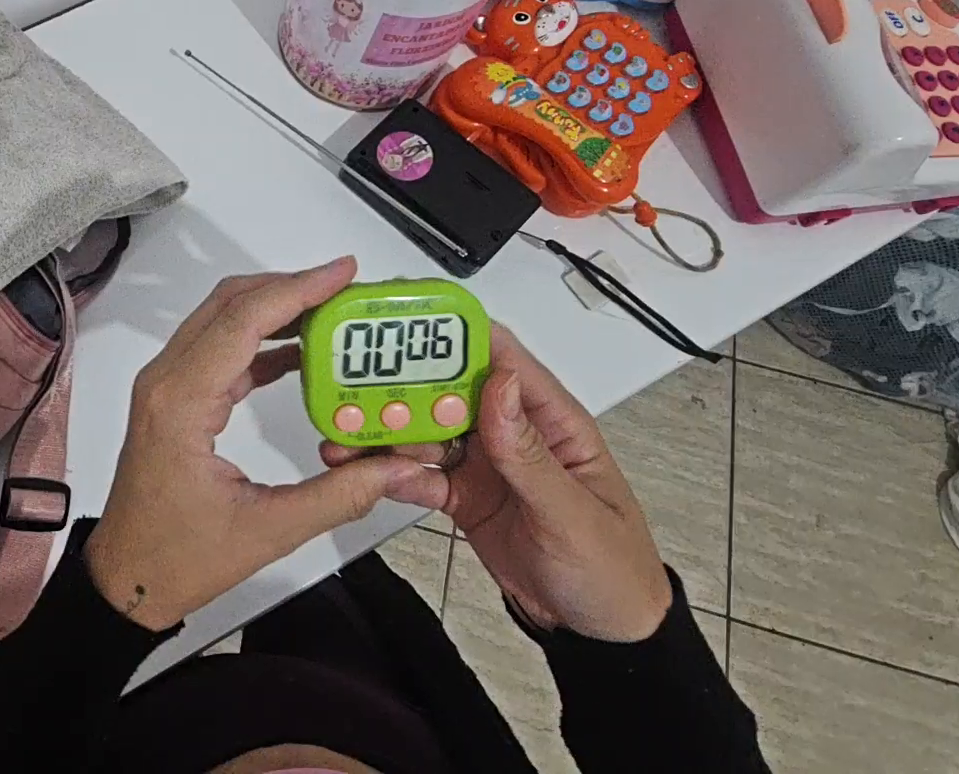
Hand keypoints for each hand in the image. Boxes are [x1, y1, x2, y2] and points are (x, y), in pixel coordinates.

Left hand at [84, 257, 433, 630]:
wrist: (126, 575)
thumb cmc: (178, 556)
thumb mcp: (268, 530)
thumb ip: (338, 495)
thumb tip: (396, 467)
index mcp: (181, 402)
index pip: (242, 320)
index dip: (296, 289)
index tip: (342, 273)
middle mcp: (167, 380)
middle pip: (229, 305)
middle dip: (289, 288)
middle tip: (346, 289)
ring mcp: (167, 384)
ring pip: (222, 319)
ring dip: (274, 308)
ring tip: (332, 312)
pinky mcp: (176, 396)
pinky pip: (221, 348)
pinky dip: (261, 338)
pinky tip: (301, 350)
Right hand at [322, 324, 671, 640]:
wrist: (594, 633)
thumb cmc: (611, 569)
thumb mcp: (574, 514)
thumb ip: (530, 454)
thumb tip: (501, 383)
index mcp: (548, 420)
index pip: (500, 360)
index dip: (456, 336)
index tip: (408, 325)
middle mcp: (508, 431)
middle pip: (447, 390)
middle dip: (402, 385)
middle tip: (358, 389)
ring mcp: (481, 461)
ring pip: (424, 430)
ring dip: (386, 431)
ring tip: (348, 435)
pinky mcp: (459, 492)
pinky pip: (417, 474)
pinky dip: (389, 472)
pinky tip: (365, 472)